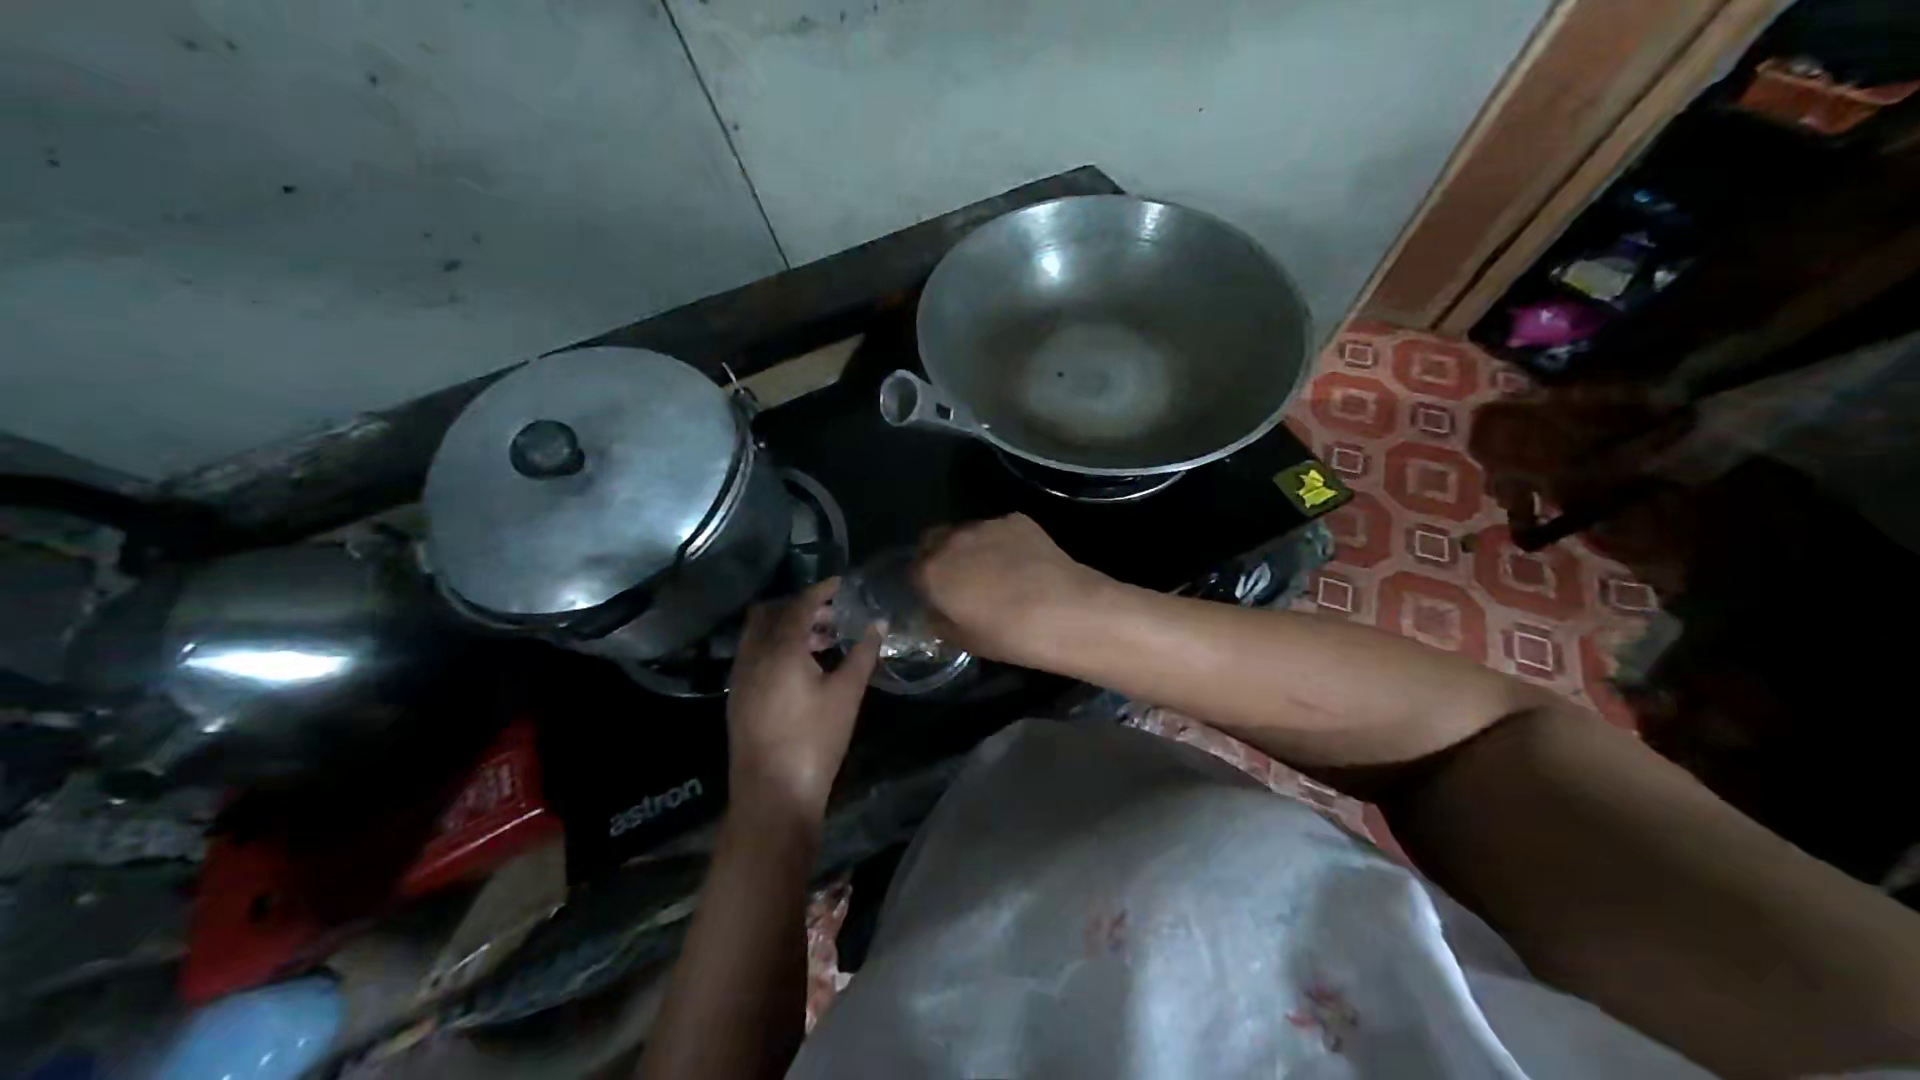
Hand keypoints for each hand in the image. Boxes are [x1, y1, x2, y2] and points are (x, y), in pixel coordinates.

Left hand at [726, 579, 881, 819]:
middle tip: (833, 613)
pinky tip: (804, 667)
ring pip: (760, 634)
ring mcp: (741, 676)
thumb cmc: (814, 740)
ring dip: (788, 627)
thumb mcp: (846, 695)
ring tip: (825, 639)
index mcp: (779, 649)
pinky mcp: (739, 696)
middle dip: (801, 606)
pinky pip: (755, 654)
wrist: (773, 793)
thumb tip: (878, 623)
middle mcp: (753, 655)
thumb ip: (863, 654)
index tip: (843, 584)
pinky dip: (777, 646)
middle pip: (771, 612)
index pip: (800, 604)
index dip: (822, 590)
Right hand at [913, 514, 1115, 665]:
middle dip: (941, 557)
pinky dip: (1003, 543)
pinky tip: (1023, 564)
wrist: (1065, 611)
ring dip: (972, 548)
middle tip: (963, 582)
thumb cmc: (1009, 635)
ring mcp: (986, 525)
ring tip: (998, 572)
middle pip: (934, 541)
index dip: (925, 584)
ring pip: (968, 533)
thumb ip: (940, 620)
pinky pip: (999, 529)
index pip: (913, 570)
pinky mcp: (1017, 519)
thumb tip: (938, 610)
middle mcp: (953, 540)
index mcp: (932, 571)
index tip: (939, 598)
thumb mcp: (963, 640)